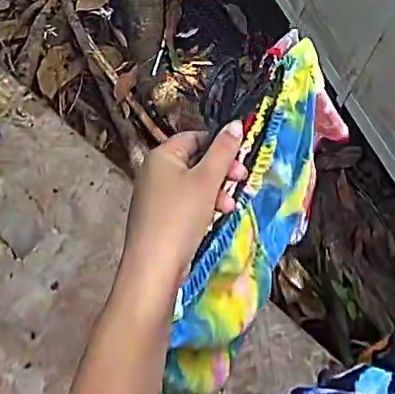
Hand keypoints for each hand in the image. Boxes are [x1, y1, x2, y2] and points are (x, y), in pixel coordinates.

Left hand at [119, 121, 247, 293]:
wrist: (153, 270)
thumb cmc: (179, 217)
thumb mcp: (207, 180)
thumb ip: (223, 150)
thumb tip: (235, 123)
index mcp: (161, 155)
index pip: (195, 137)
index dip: (220, 145)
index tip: (240, 158)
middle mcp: (154, 171)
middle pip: (195, 160)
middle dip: (221, 171)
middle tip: (241, 180)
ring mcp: (155, 196)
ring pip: (193, 183)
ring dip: (215, 191)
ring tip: (229, 206)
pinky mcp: (159, 219)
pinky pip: (186, 202)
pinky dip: (203, 206)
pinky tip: (215, 218)